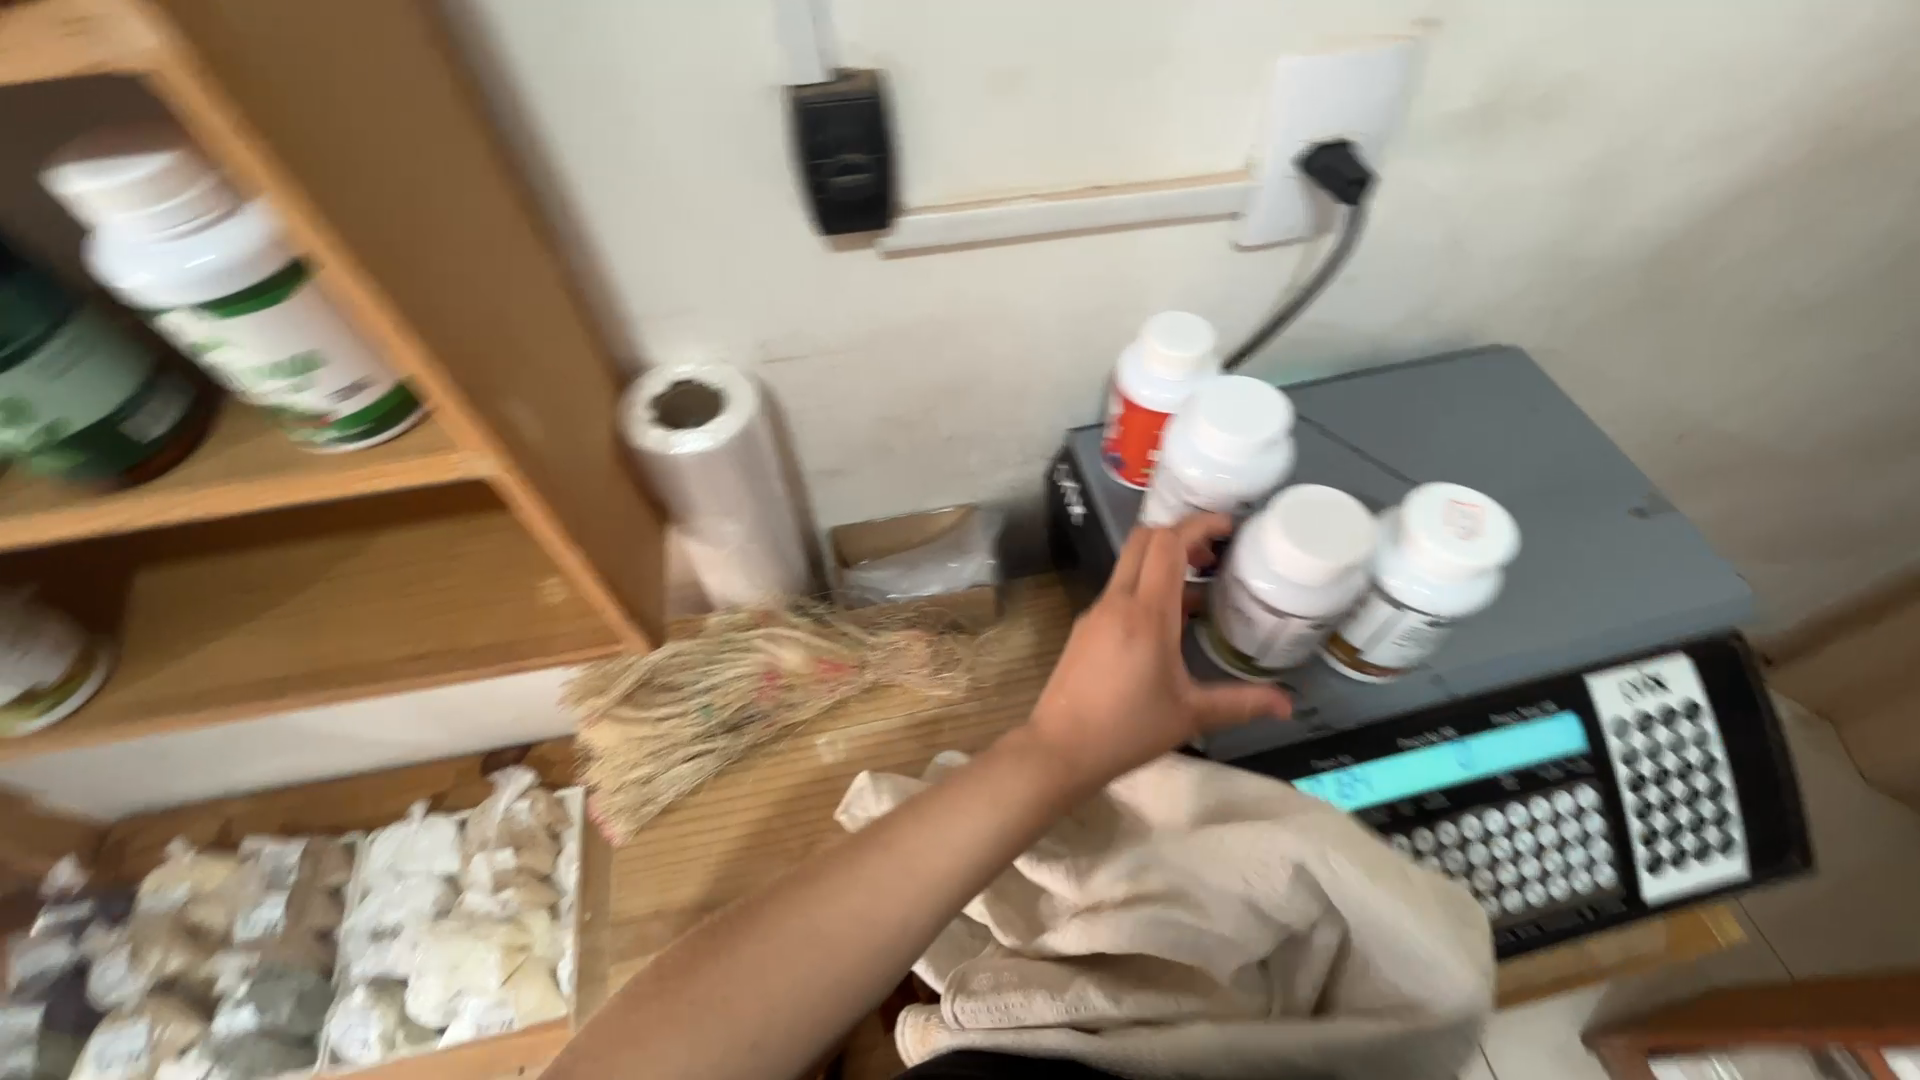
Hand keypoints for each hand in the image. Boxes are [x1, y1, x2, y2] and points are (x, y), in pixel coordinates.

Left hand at [1021, 513, 1291, 791]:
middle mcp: (1117, 602)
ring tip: (1199, 595)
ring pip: (1129, 566)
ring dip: (1163, 565)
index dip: (1198, 524)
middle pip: (1144, 540)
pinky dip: (1145, 590)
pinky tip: (1167, 626)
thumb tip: (1288, 705)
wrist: (1060, 748)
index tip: (1228, 526)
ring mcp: (1095, 613)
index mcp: (1146, 613)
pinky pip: (1118, 592)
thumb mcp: (1191, 715)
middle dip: (1180, 535)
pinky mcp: (1084, 628)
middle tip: (1213, 556)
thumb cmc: (1128, 730)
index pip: (1168, 543)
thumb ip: (1242, 703)